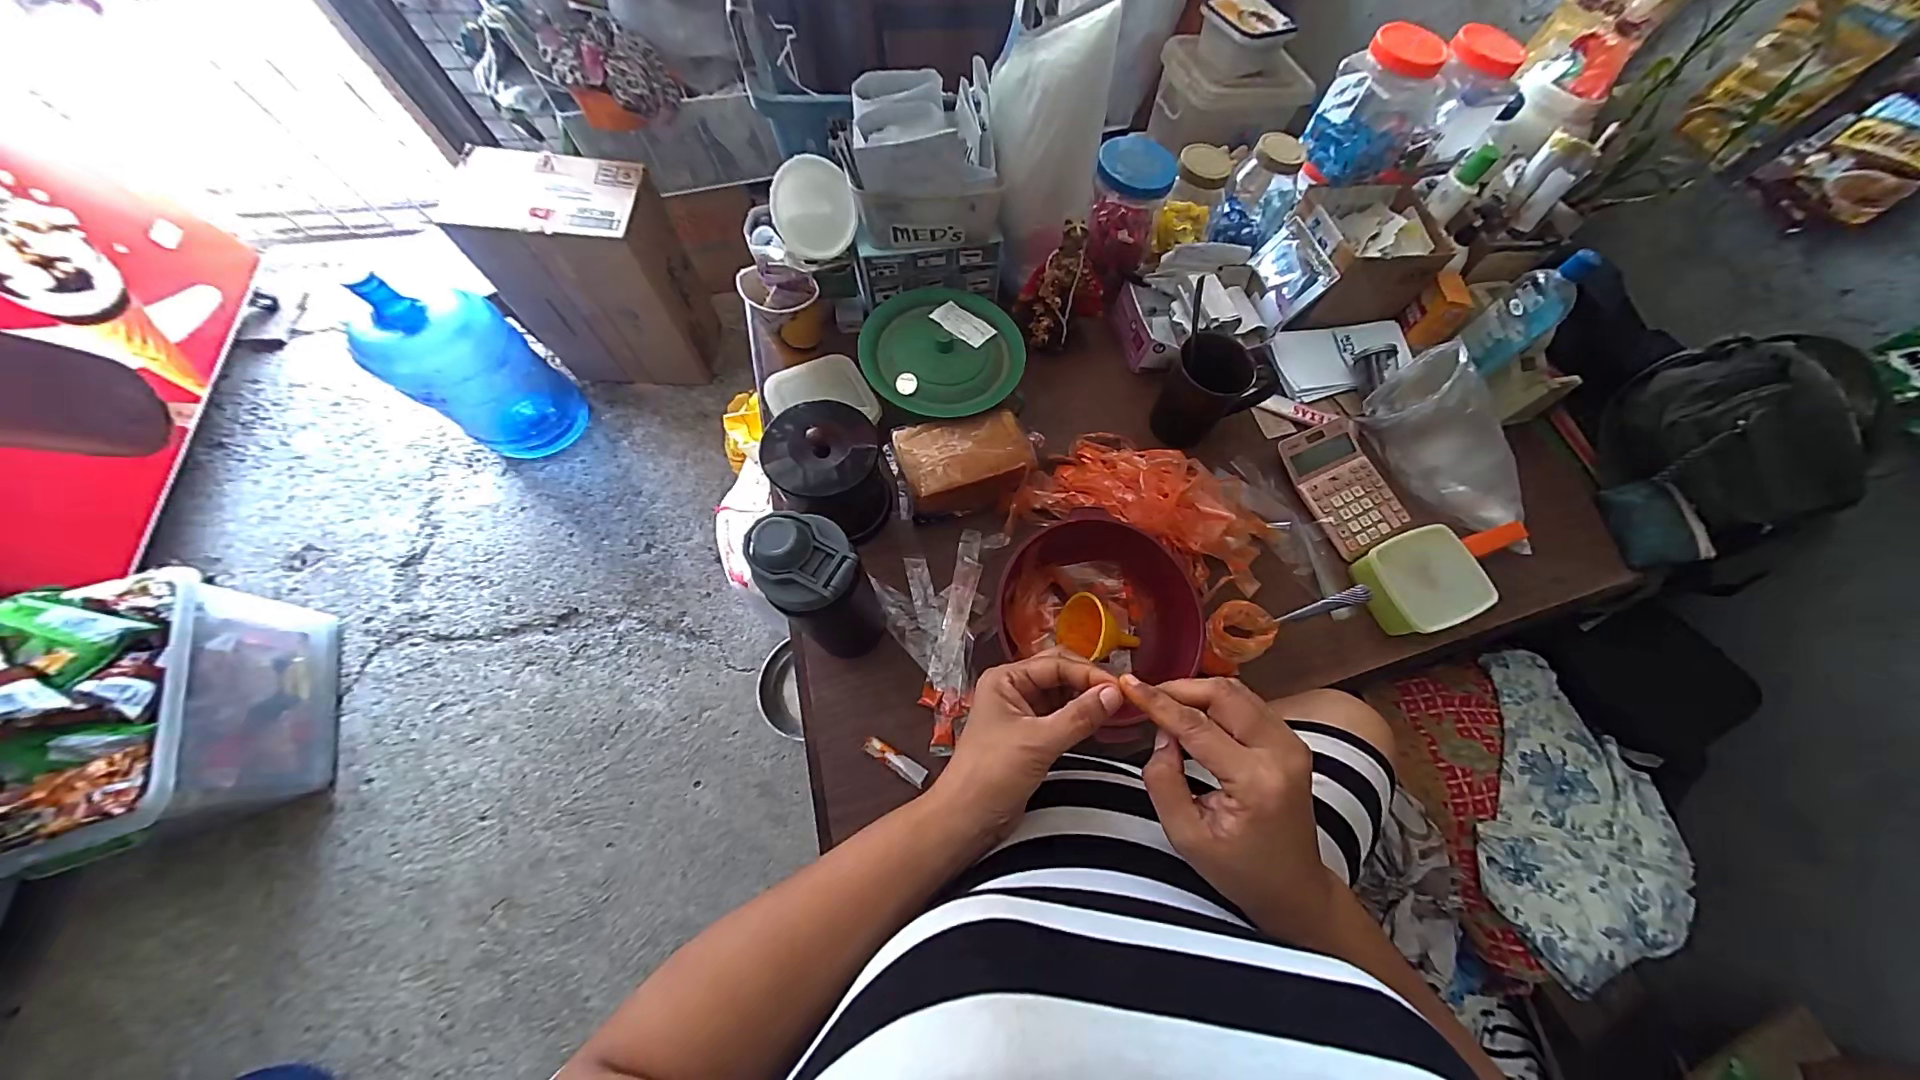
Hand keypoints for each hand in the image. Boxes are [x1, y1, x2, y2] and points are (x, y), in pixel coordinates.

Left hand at [931, 654, 1122, 844]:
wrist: (966, 818)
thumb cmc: (990, 775)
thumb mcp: (1038, 742)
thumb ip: (1078, 717)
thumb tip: (1114, 694)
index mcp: (1005, 679)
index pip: (1055, 663)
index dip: (1089, 673)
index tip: (1119, 688)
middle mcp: (1012, 689)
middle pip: (1059, 673)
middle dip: (1089, 681)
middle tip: (1122, 694)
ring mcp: (1022, 711)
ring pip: (1062, 694)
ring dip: (1087, 698)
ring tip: (1118, 706)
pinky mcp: (1031, 734)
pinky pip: (1062, 715)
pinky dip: (1081, 716)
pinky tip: (1101, 720)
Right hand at [1119, 674, 1337, 940]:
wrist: (1295, 887)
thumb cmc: (1239, 870)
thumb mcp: (1186, 835)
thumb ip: (1164, 780)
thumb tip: (1160, 733)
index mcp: (1256, 782)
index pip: (1197, 725)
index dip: (1158, 701)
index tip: (1127, 685)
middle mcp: (1281, 754)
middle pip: (1223, 694)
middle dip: (1179, 688)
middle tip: (1146, 696)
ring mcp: (1292, 744)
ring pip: (1236, 692)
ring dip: (1196, 691)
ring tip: (1165, 704)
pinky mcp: (1291, 741)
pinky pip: (1247, 703)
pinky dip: (1215, 700)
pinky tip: (1193, 714)